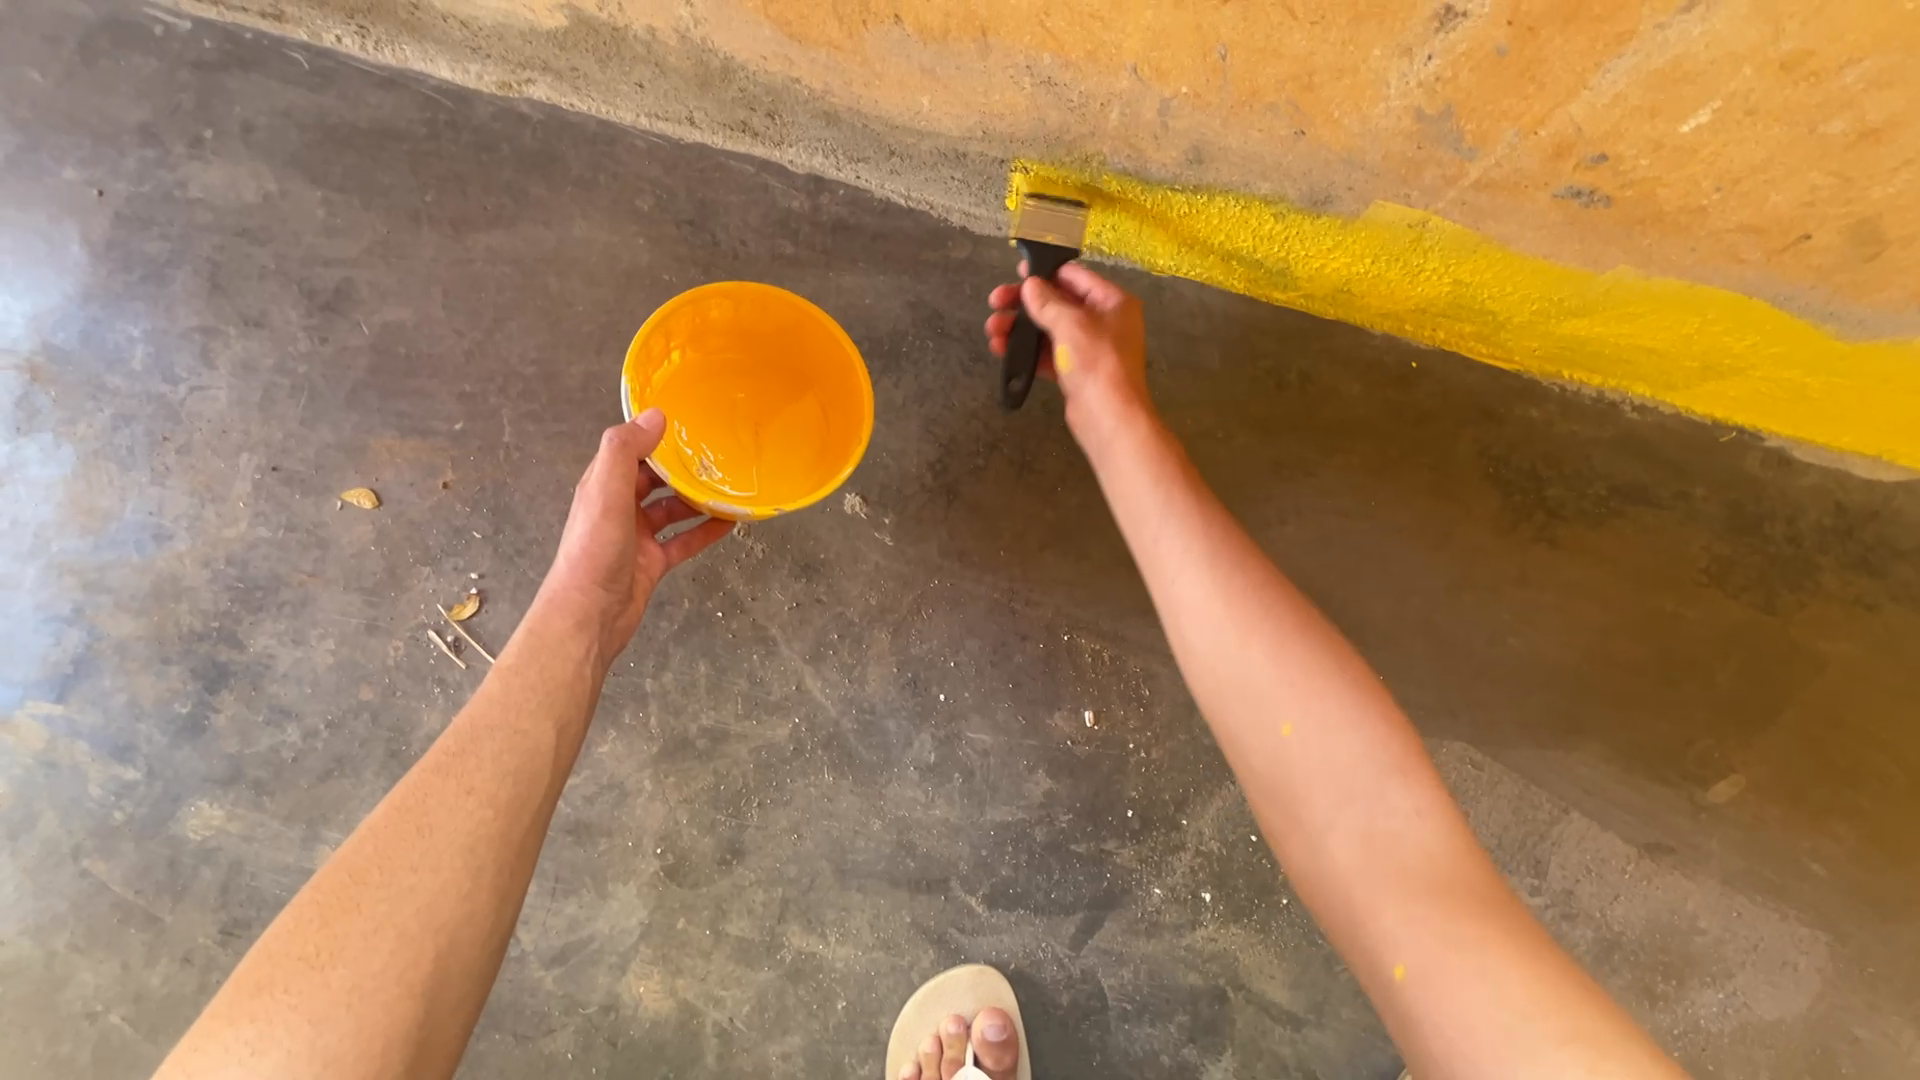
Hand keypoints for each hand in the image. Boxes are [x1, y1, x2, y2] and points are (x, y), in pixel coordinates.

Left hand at [529, 408, 732, 665]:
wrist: (590, 615)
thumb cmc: (596, 551)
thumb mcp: (607, 493)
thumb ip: (626, 452)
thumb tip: (657, 415)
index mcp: (604, 486)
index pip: (632, 452)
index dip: (657, 437)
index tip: (691, 424)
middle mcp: (620, 507)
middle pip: (656, 480)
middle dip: (684, 468)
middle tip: (720, 455)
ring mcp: (638, 537)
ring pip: (673, 510)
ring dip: (698, 499)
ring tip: (730, 487)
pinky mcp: (654, 562)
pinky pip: (685, 540)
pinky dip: (706, 531)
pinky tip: (730, 523)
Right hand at [986, 261, 1153, 444]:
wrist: (1108, 417)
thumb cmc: (1096, 362)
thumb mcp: (1071, 324)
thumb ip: (1047, 302)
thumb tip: (1029, 285)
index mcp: (1112, 302)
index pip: (1075, 277)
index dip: (1045, 272)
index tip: (1018, 273)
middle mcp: (1102, 321)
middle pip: (1057, 304)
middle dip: (1025, 304)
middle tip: (995, 302)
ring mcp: (1087, 348)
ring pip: (1048, 330)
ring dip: (1019, 328)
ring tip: (992, 330)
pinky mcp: (1074, 372)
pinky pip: (1046, 354)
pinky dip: (1025, 351)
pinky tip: (1001, 349)